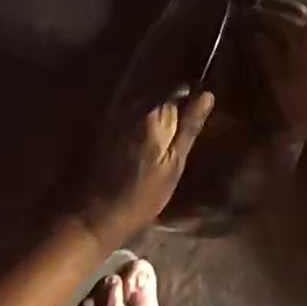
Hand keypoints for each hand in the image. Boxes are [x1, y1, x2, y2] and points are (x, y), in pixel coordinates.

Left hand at [80, 89, 214, 243]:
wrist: (98, 215)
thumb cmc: (144, 195)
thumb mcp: (175, 164)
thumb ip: (190, 126)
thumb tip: (208, 94)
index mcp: (156, 113)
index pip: (182, 90)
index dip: (192, 104)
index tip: (196, 123)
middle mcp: (136, 104)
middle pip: (165, 94)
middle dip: (175, 109)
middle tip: (179, 139)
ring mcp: (120, 113)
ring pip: (151, 103)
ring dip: (159, 116)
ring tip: (162, 145)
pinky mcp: (110, 123)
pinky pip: (136, 113)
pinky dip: (144, 123)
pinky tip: (145, 146)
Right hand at [252, 0, 306, 139]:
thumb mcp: (281, 79)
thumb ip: (267, 52)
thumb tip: (255, 34)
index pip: (279, 16)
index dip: (260, 14)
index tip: (244, 12)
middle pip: (294, 11)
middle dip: (275, 9)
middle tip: (255, 9)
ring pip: (304, 19)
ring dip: (286, 17)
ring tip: (266, 21)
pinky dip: (297, 27)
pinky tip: (285, 35)